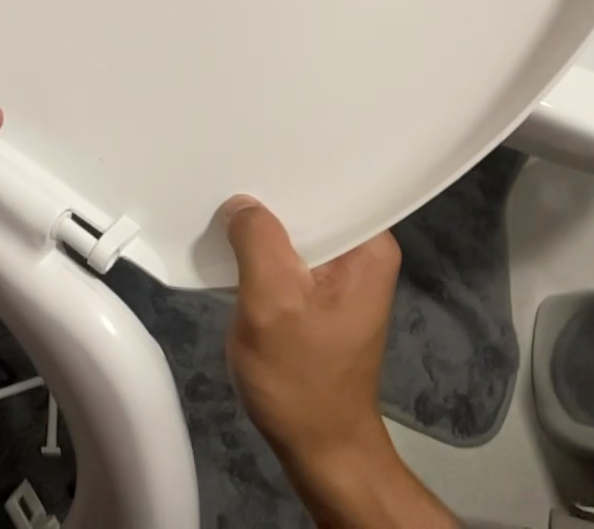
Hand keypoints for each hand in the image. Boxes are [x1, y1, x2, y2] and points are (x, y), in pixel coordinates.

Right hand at [221, 196, 454, 528]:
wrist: (316, 445)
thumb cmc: (300, 378)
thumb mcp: (272, 303)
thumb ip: (257, 242)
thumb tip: (241, 204)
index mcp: (369, 247)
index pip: (333, 183)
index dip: (291, 166)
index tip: (250, 148)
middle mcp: (363, 253)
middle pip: (311, 203)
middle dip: (270, 194)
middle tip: (226, 170)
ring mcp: (341, 275)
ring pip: (296, 229)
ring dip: (262, 223)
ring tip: (223, 201)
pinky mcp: (319, 293)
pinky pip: (288, 254)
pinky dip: (261, 249)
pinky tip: (233, 241)